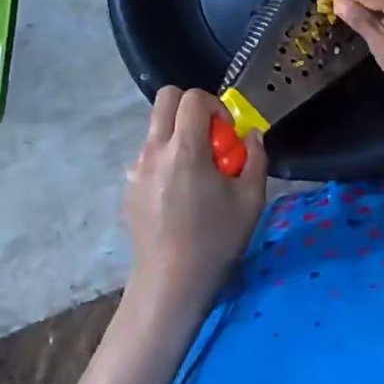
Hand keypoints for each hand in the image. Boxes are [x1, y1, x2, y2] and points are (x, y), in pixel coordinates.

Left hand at [124, 87, 267, 307]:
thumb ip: (255, 159)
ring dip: (178, 134)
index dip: (214, 105)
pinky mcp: (128, 187)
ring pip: (156, 127)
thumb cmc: (214, 242)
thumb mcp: (250, 201)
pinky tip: (178, 196)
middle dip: (191, 107)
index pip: (193, 98)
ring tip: (195, 173)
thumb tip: (251, 135)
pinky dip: (166, 159)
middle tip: (209, 137)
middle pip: (166, 98)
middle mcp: (155, 151)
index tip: (226, 134)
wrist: (169, 285)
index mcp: (184, 150)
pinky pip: (148, 155)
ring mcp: (136, 168)